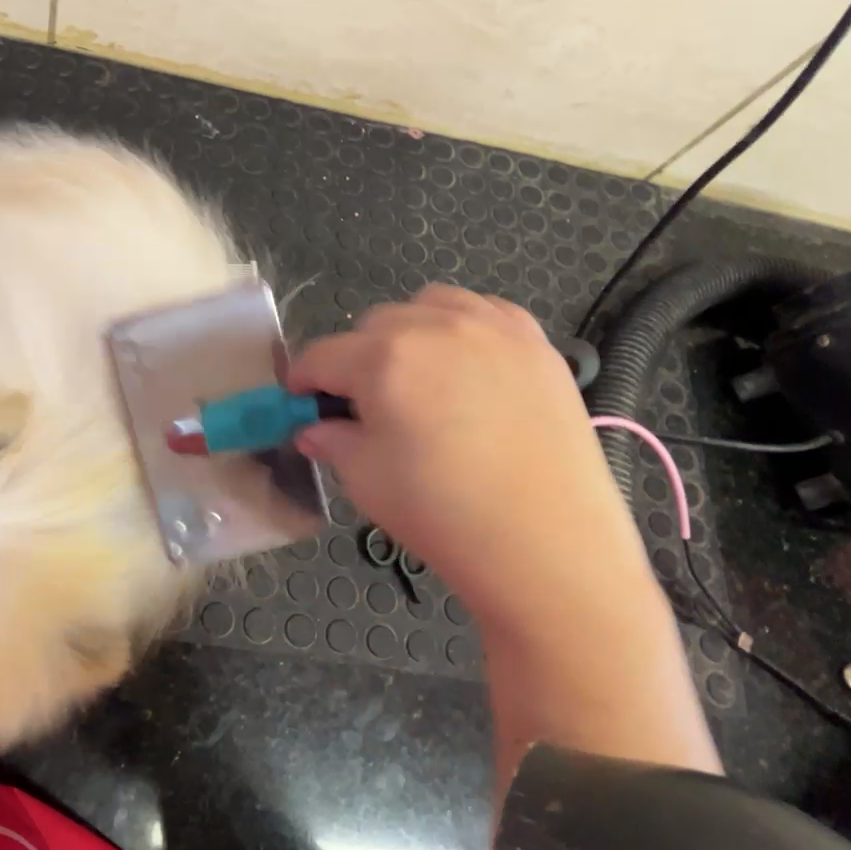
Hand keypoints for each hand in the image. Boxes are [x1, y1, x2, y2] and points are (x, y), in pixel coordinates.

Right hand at [288, 285, 653, 631]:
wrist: (549, 543)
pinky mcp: (536, 344)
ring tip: (419, 381)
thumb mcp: (366, 481)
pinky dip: (463, 330)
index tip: (301, 404)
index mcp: (382, 359)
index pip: (321, 355)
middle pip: (372, 325)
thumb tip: (315, 428)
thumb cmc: (443, 514)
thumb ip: (332, 441)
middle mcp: (435, 326)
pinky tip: (468, 372)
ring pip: (429, 306)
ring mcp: (492, 328)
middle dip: (356, 360)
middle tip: (365, 407)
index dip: (302, 381)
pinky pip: (485, 312)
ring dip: (409, 334)